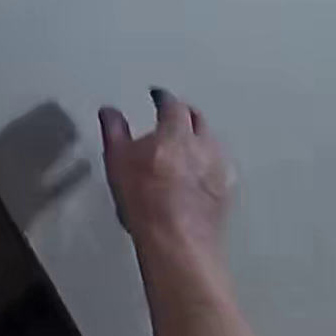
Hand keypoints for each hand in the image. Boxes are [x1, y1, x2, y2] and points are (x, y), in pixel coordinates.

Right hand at [98, 88, 232, 266]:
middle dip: (185, 112)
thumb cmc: (145, 199)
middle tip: (172, 109)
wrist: (176, 241)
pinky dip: (206, 157)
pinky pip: (218, 164)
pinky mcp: (225, 193)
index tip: (157, 94)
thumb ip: (113, 128)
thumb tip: (110, 112)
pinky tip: (196, 165)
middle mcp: (204, 150)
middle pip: (199, 121)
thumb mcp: (116, 156)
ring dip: (198, 134)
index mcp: (176, 135)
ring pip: (212, 142)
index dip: (164, 96)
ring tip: (183, 136)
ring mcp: (219, 173)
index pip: (174, 105)